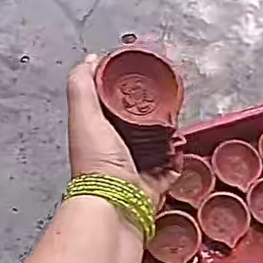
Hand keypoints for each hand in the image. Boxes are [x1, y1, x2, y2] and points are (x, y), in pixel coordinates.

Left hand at [66, 55, 177, 204]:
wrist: (116, 203)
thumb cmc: (97, 162)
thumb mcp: (84, 114)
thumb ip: (82, 84)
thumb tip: (91, 59)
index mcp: (99, 131)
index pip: (114, 103)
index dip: (126, 88)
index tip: (142, 75)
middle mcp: (117, 149)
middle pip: (139, 122)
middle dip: (153, 109)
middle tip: (165, 97)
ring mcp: (137, 167)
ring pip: (158, 142)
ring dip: (168, 131)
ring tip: (176, 118)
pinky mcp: (156, 183)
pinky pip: (172, 165)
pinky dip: (177, 156)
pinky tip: (180, 144)